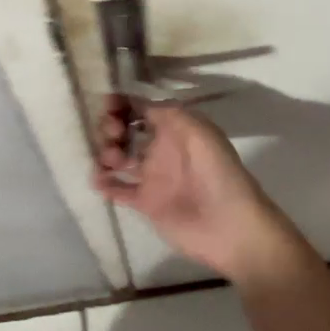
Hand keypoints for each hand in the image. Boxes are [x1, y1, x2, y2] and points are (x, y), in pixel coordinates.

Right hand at [91, 97, 294, 279]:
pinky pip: (119, 189)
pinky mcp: (146, 203)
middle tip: (112, 134)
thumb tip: (139, 104)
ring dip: (106, 153)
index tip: (107, 105)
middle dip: (111, 127)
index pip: (143, 109)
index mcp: (176, 129)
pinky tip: (99, 180)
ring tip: (111, 160)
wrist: (230, 226)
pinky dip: (104, 183)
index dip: (123, 103)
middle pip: (126, 131)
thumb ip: (169, 114)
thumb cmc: (219, 174)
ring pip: (119, 158)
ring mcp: (153, 177)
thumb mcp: (200, 133)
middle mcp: (162, 149)